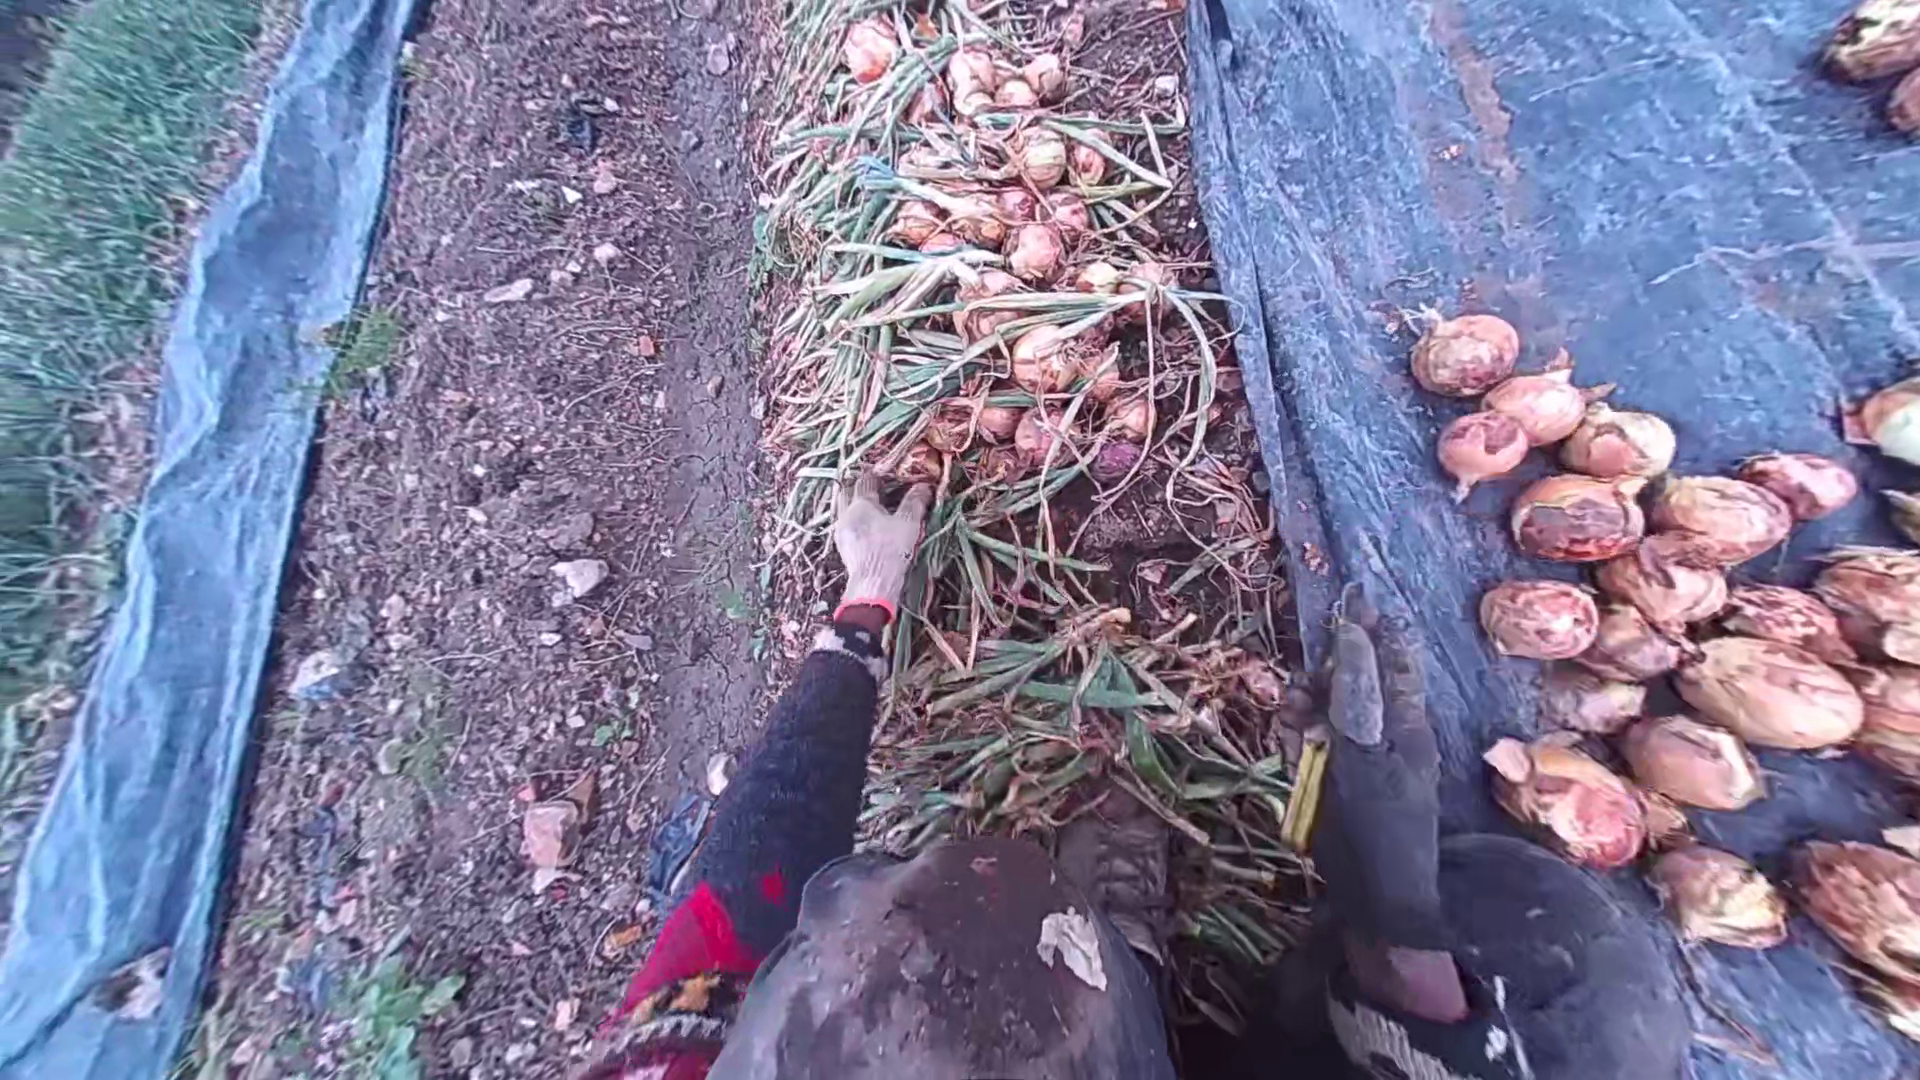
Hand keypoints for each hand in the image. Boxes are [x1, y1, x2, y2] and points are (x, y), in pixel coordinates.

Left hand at [833, 470, 931, 623]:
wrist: (873, 583)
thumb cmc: (891, 549)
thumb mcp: (908, 523)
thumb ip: (915, 502)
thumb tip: (924, 486)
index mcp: (861, 503)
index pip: (865, 480)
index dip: (876, 474)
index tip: (886, 473)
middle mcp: (846, 514)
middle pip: (847, 491)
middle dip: (858, 486)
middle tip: (873, 486)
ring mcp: (841, 532)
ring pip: (843, 509)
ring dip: (854, 504)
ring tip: (870, 507)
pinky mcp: (843, 547)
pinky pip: (846, 526)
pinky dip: (855, 521)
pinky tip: (866, 528)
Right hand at [1311, 583, 1463, 1020]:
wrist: (1374, 890)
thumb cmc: (1376, 822)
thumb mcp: (1365, 753)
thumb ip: (1357, 693)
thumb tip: (1355, 635)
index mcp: (1406, 721)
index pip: (1394, 659)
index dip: (1377, 628)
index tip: (1353, 600)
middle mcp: (1386, 727)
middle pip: (1351, 676)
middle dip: (1322, 674)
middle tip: (1299, 688)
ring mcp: (1362, 747)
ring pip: (1326, 701)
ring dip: (1303, 701)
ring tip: (1291, 718)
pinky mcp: (1340, 764)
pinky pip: (1315, 729)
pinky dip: (1299, 727)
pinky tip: (1291, 738)